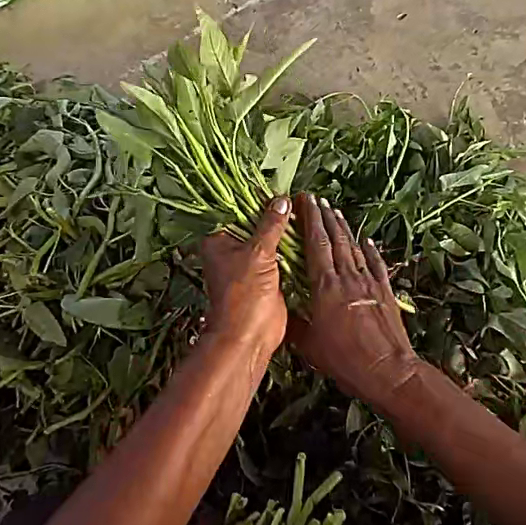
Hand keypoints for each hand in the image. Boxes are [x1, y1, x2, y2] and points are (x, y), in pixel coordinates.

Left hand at [198, 195, 291, 355]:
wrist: (249, 335)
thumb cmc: (243, 295)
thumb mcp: (258, 252)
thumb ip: (271, 224)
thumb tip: (282, 201)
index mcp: (218, 241)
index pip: (236, 210)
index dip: (256, 199)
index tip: (277, 189)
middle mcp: (231, 250)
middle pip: (255, 224)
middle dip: (275, 215)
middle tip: (295, 200)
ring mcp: (250, 264)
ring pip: (270, 240)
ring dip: (286, 232)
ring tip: (304, 213)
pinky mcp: (267, 277)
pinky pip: (281, 256)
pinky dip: (292, 249)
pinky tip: (307, 236)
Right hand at [293, 193, 419, 403]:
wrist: (388, 370)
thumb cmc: (345, 360)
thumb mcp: (309, 346)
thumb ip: (293, 324)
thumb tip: (277, 311)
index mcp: (326, 287)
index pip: (316, 245)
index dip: (309, 220)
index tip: (303, 201)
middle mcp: (348, 278)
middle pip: (336, 240)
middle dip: (324, 217)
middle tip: (316, 199)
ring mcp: (369, 284)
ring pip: (355, 248)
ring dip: (344, 229)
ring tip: (336, 212)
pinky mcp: (385, 293)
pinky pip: (376, 265)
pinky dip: (370, 251)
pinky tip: (367, 241)